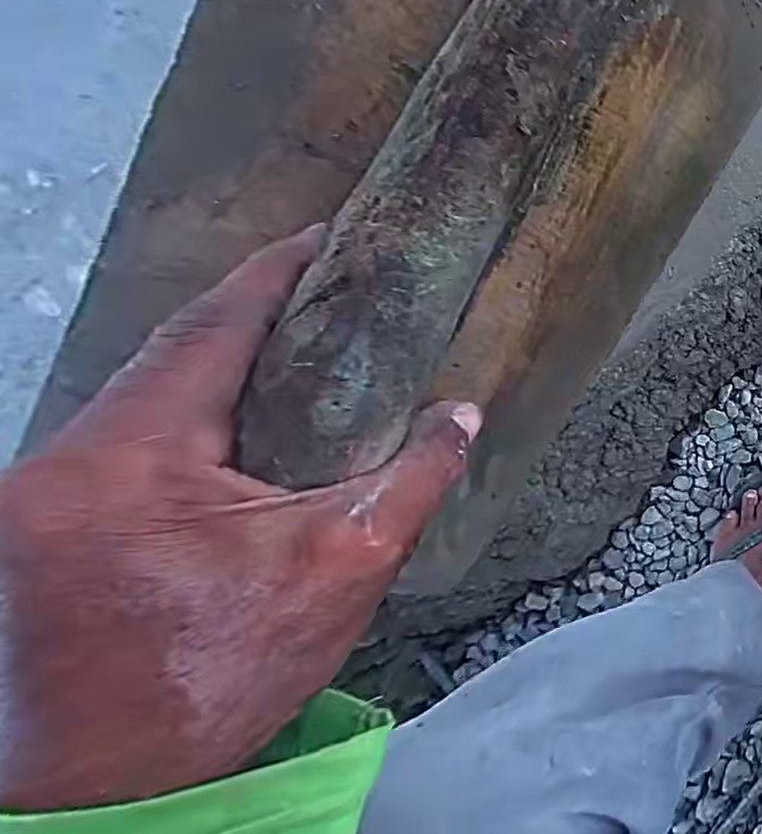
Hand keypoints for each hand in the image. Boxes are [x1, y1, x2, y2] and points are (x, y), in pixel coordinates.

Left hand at [0, 226, 478, 810]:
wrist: (107, 781)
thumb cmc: (228, 665)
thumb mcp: (348, 561)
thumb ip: (414, 476)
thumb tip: (465, 414)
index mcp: (125, 462)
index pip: (205, 333)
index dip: (269, 274)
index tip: (322, 235)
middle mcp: (59, 465)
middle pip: (170, 355)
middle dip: (255, 310)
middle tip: (338, 280)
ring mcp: (43, 496)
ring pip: (151, 393)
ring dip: (233, 357)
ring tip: (317, 333)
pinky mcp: (49, 524)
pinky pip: (141, 432)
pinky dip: (210, 402)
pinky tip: (266, 404)